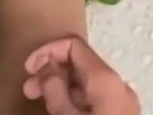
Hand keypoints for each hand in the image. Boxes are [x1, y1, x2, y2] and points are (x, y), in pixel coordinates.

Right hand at [22, 35, 139, 113]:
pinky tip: (62, 114)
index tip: (27, 70)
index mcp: (106, 79)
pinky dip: (76, 101)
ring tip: (43, 106)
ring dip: (62, 89)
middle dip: (51, 72)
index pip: (72, 45)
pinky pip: (96, 99)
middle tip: (28, 90)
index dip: (46, 51)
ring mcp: (125, 104)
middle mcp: (119, 85)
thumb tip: (48, 67)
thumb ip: (54, 87)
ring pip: (87, 83)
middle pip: (80, 64)